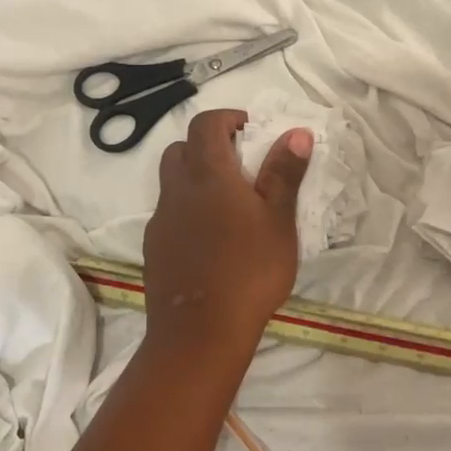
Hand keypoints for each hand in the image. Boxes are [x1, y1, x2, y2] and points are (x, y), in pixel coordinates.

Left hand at [142, 109, 311, 351]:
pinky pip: (170, 217)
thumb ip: (284, 174)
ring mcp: (161, 222)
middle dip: (207, 148)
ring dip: (195, 182)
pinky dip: (188, 214)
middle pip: (181, 150)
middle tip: (240, 169)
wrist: (200, 331)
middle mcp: (177, 190)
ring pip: (172, 185)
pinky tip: (211, 244)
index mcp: (208, 174)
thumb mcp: (279, 221)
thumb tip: (295, 132)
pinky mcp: (155, 250)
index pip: (206, 124)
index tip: (252, 131)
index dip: (227, 119)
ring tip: (228, 208)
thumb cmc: (250, 272)